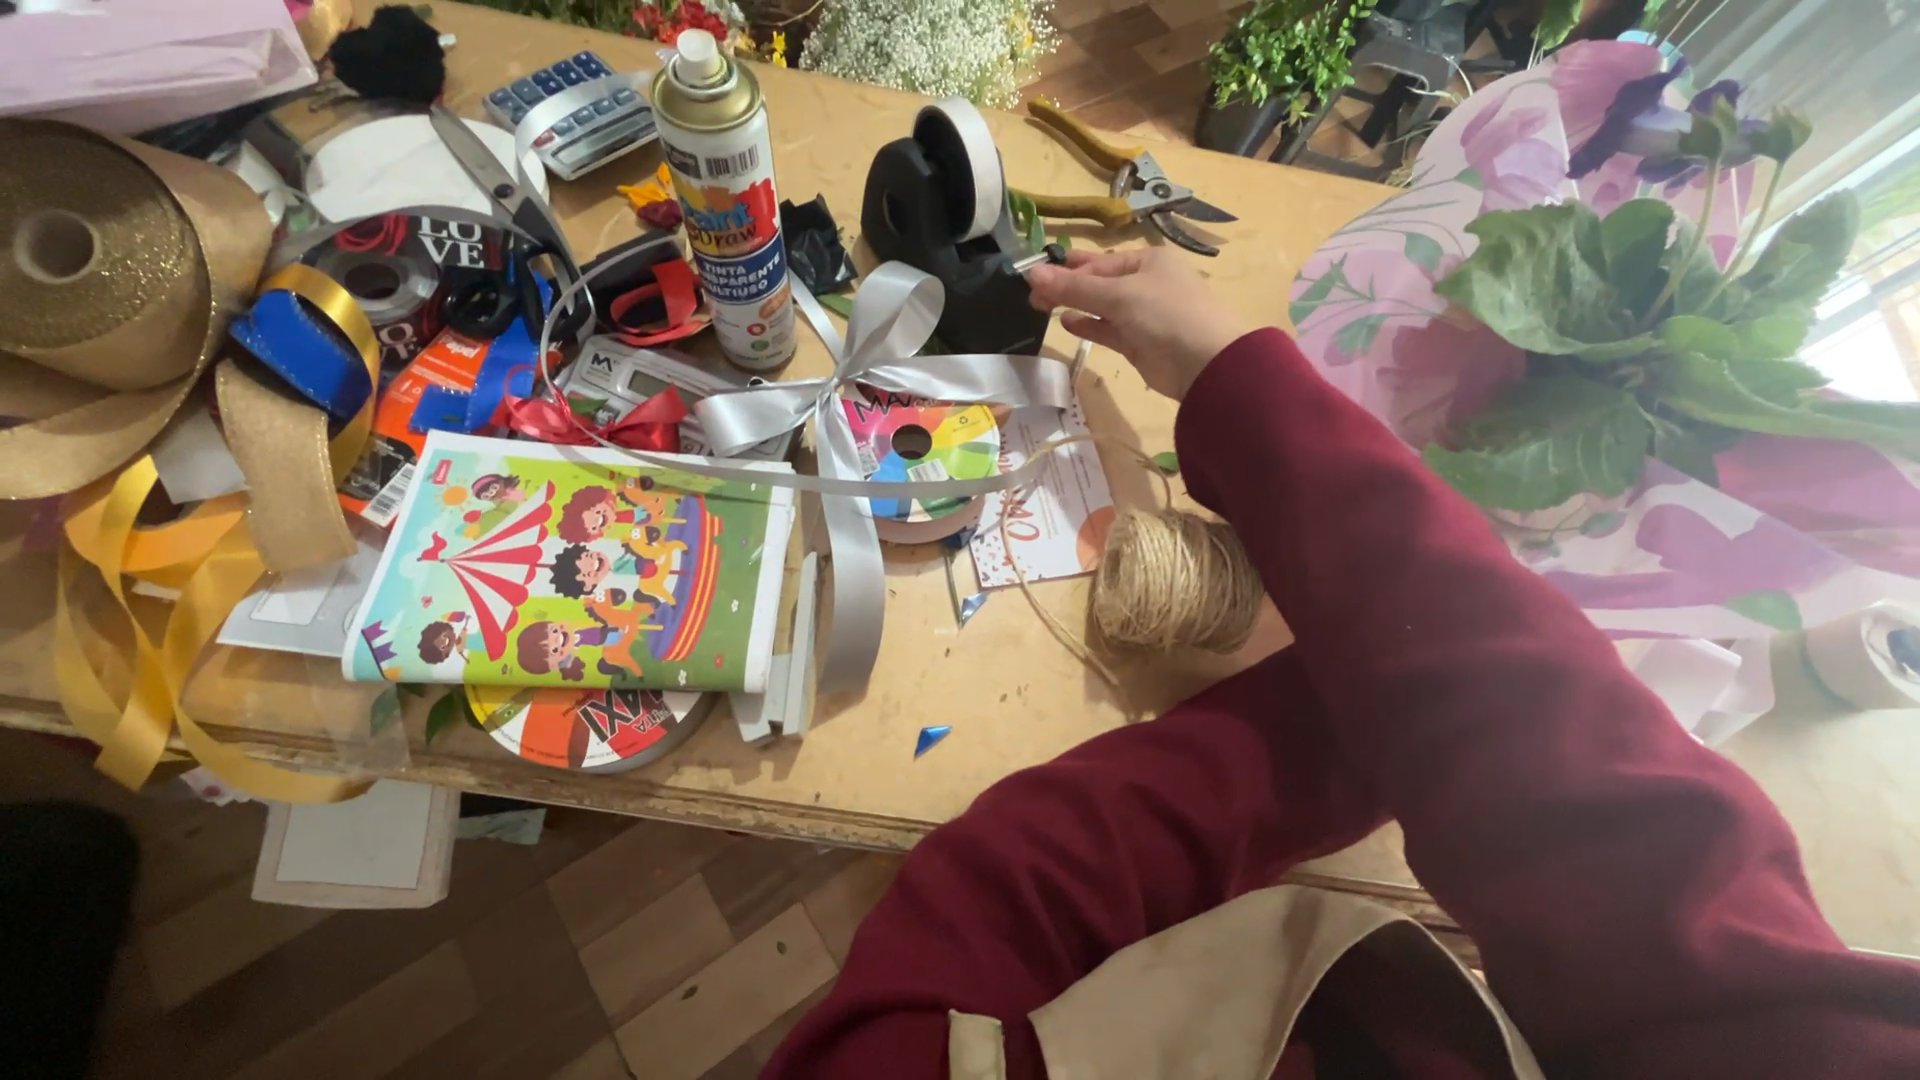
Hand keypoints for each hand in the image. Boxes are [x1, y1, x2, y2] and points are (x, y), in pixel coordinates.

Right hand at [1026, 247, 1255, 400]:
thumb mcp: (1118, 295)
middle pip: (1099, 283)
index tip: (1034, 275)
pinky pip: (1108, 330)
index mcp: (1149, 261)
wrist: (1204, 364)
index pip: (1100, 262)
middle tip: (1032, 294)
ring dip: (1075, 305)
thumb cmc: (1165, 314)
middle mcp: (1147, 284)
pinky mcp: (1139, 344)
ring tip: (1041, 307)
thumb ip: (1074, 288)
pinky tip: (1066, 323)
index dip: (1068, 268)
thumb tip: (1032, 274)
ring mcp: (1144, 315)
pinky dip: (1088, 326)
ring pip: (1102, 307)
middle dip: (1067, 286)